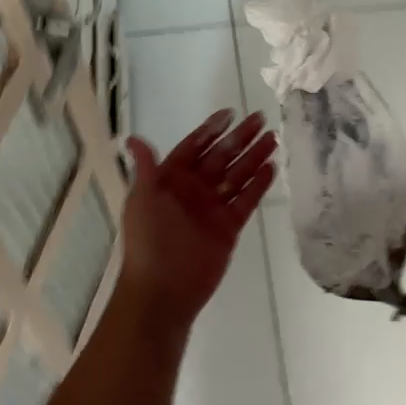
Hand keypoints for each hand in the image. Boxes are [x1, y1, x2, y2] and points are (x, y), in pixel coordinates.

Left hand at [119, 109, 275, 328]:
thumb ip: (146, 168)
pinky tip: (271, 168)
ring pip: (236, 175)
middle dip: (240, 138)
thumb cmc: (149, 241)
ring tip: (273, 139)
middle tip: (261, 120)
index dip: (211, 129)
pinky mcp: (228, 228)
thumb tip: (132, 138)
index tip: (230, 114)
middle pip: (220, 157)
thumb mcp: (142, 199)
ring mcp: (212, 208)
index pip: (194, 146)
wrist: (163, 291)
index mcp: (171, 178)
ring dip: (253, 158)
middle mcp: (193, 189)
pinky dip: (258, 185)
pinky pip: (245, 201)